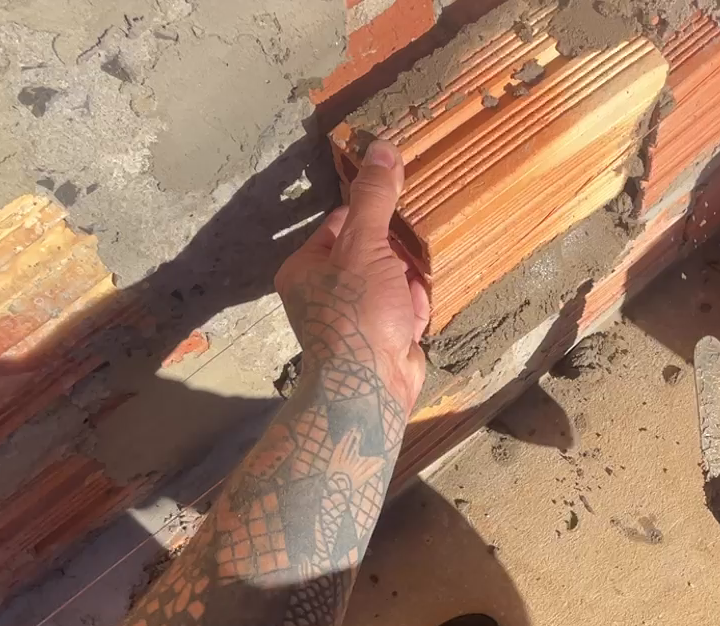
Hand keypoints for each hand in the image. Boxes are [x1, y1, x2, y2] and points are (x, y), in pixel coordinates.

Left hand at [275, 138, 428, 410]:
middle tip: (407, 253)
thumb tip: (382, 147)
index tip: (395, 211)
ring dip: (409, 282)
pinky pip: (404, 310)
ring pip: (392, 282)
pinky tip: (413, 319)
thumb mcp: (364, 245)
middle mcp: (326, 294)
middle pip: (371, 253)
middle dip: (396, 254)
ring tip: (410, 290)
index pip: (340, 225)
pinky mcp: (382, 339)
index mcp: (306, 269)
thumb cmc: (357, 313)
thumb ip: (374, 198)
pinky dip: (414, 310)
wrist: (371, 383)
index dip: (371, 217)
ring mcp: (356, 319)